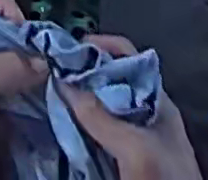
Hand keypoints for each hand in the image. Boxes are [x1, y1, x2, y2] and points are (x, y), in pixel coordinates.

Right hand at [58, 35, 202, 179]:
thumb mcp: (137, 150)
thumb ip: (102, 116)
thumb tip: (64, 81)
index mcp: (156, 102)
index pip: (127, 57)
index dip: (100, 46)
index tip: (69, 49)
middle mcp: (144, 114)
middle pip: (109, 80)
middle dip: (82, 73)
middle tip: (53, 73)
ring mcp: (133, 139)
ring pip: (99, 106)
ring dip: (76, 100)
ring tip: (51, 95)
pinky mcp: (122, 161)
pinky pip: (94, 133)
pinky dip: (77, 125)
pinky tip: (61, 126)